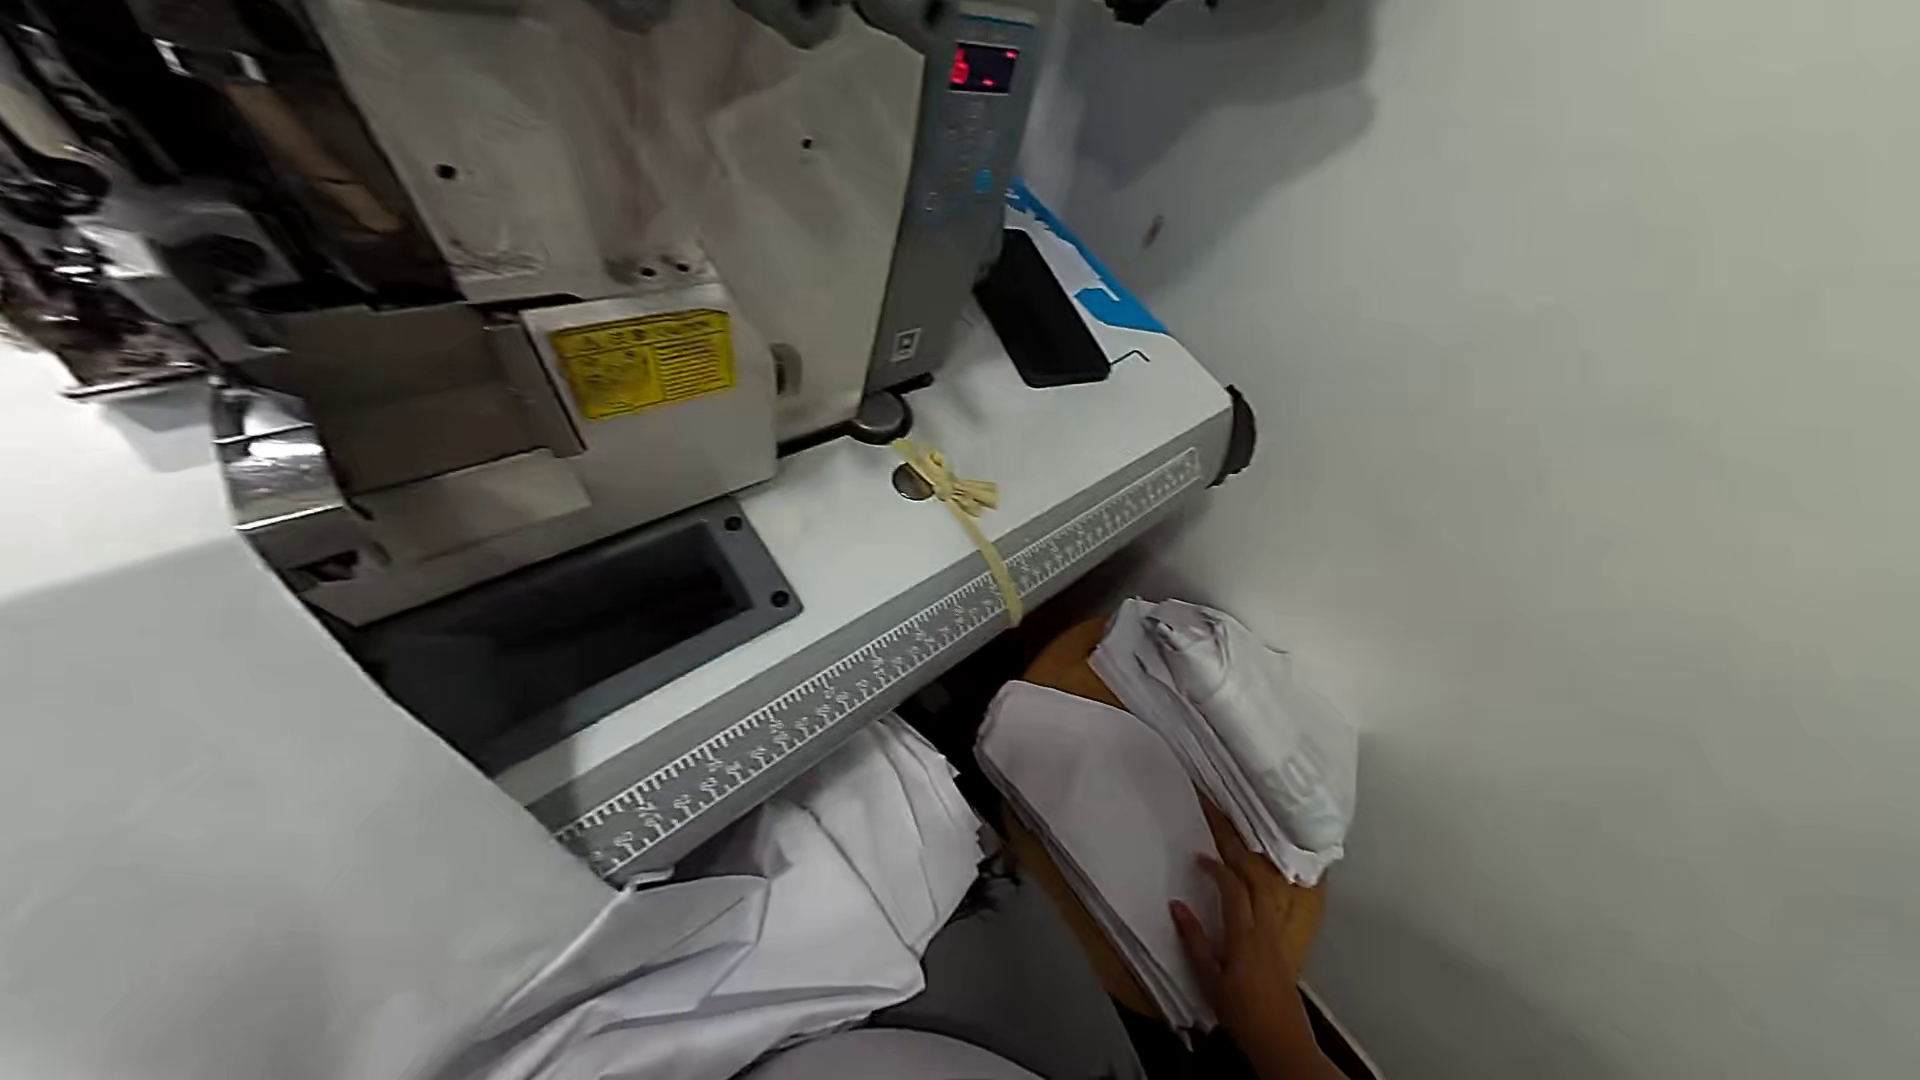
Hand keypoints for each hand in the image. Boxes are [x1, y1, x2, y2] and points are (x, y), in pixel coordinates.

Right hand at [1171, 802, 1340, 1079]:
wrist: (1284, 1046)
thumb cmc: (1243, 1014)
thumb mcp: (1209, 979)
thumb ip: (1194, 940)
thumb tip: (1176, 904)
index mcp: (1245, 935)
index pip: (1233, 888)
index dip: (1217, 867)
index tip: (1199, 856)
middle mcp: (1266, 929)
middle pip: (1257, 880)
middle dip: (1240, 852)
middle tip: (1222, 831)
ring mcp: (1279, 936)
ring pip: (1271, 889)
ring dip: (1254, 865)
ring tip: (1239, 847)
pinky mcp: (1285, 946)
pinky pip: (1276, 903)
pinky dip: (1264, 884)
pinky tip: (1257, 882)